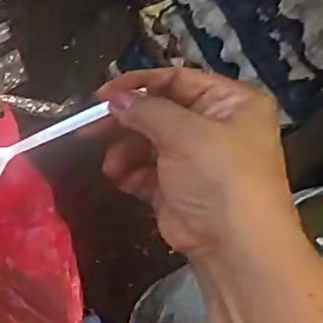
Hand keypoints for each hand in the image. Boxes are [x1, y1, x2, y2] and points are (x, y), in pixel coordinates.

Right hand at [93, 68, 299, 259]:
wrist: (233, 242)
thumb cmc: (220, 178)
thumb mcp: (185, 134)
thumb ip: (147, 111)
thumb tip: (116, 98)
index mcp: (229, 103)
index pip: (178, 80)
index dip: (139, 84)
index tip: (102, 95)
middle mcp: (212, 127)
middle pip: (157, 113)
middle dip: (125, 122)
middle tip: (90, 128)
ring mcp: (192, 159)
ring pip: (145, 143)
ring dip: (123, 152)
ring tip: (112, 166)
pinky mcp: (174, 187)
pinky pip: (143, 171)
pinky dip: (128, 173)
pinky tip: (119, 179)